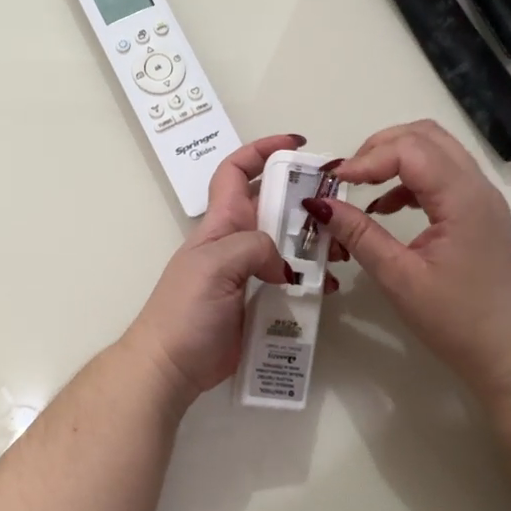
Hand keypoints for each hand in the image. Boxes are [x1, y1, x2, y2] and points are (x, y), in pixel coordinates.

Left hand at [120, 133, 332, 404]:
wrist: (171, 366)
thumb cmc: (184, 310)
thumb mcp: (214, 265)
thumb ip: (253, 247)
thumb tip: (283, 265)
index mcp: (221, 224)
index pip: (237, 172)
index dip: (262, 151)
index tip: (297, 144)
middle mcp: (236, 242)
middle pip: (275, 208)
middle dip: (306, 201)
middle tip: (339, 208)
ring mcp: (248, 274)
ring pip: (289, 245)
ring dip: (316, 243)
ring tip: (340, 253)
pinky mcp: (260, 303)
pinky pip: (292, 282)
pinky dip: (313, 281)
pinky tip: (329, 289)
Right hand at [299, 120, 510, 390]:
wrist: (506, 352)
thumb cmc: (454, 320)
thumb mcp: (398, 278)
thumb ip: (359, 235)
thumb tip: (318, 204)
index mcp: (463, 200)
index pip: (411, 150)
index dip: (367, 158)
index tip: (334, 182)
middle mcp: (477, 188)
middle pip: (425, 136)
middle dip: (379, 147)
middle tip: (346, 177)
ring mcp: (481, 198)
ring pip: (434, 149)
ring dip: (394, 158)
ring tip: (360, 187)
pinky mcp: (476, 212)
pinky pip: (440, 173)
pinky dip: (407, 177)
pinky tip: (384, 207)